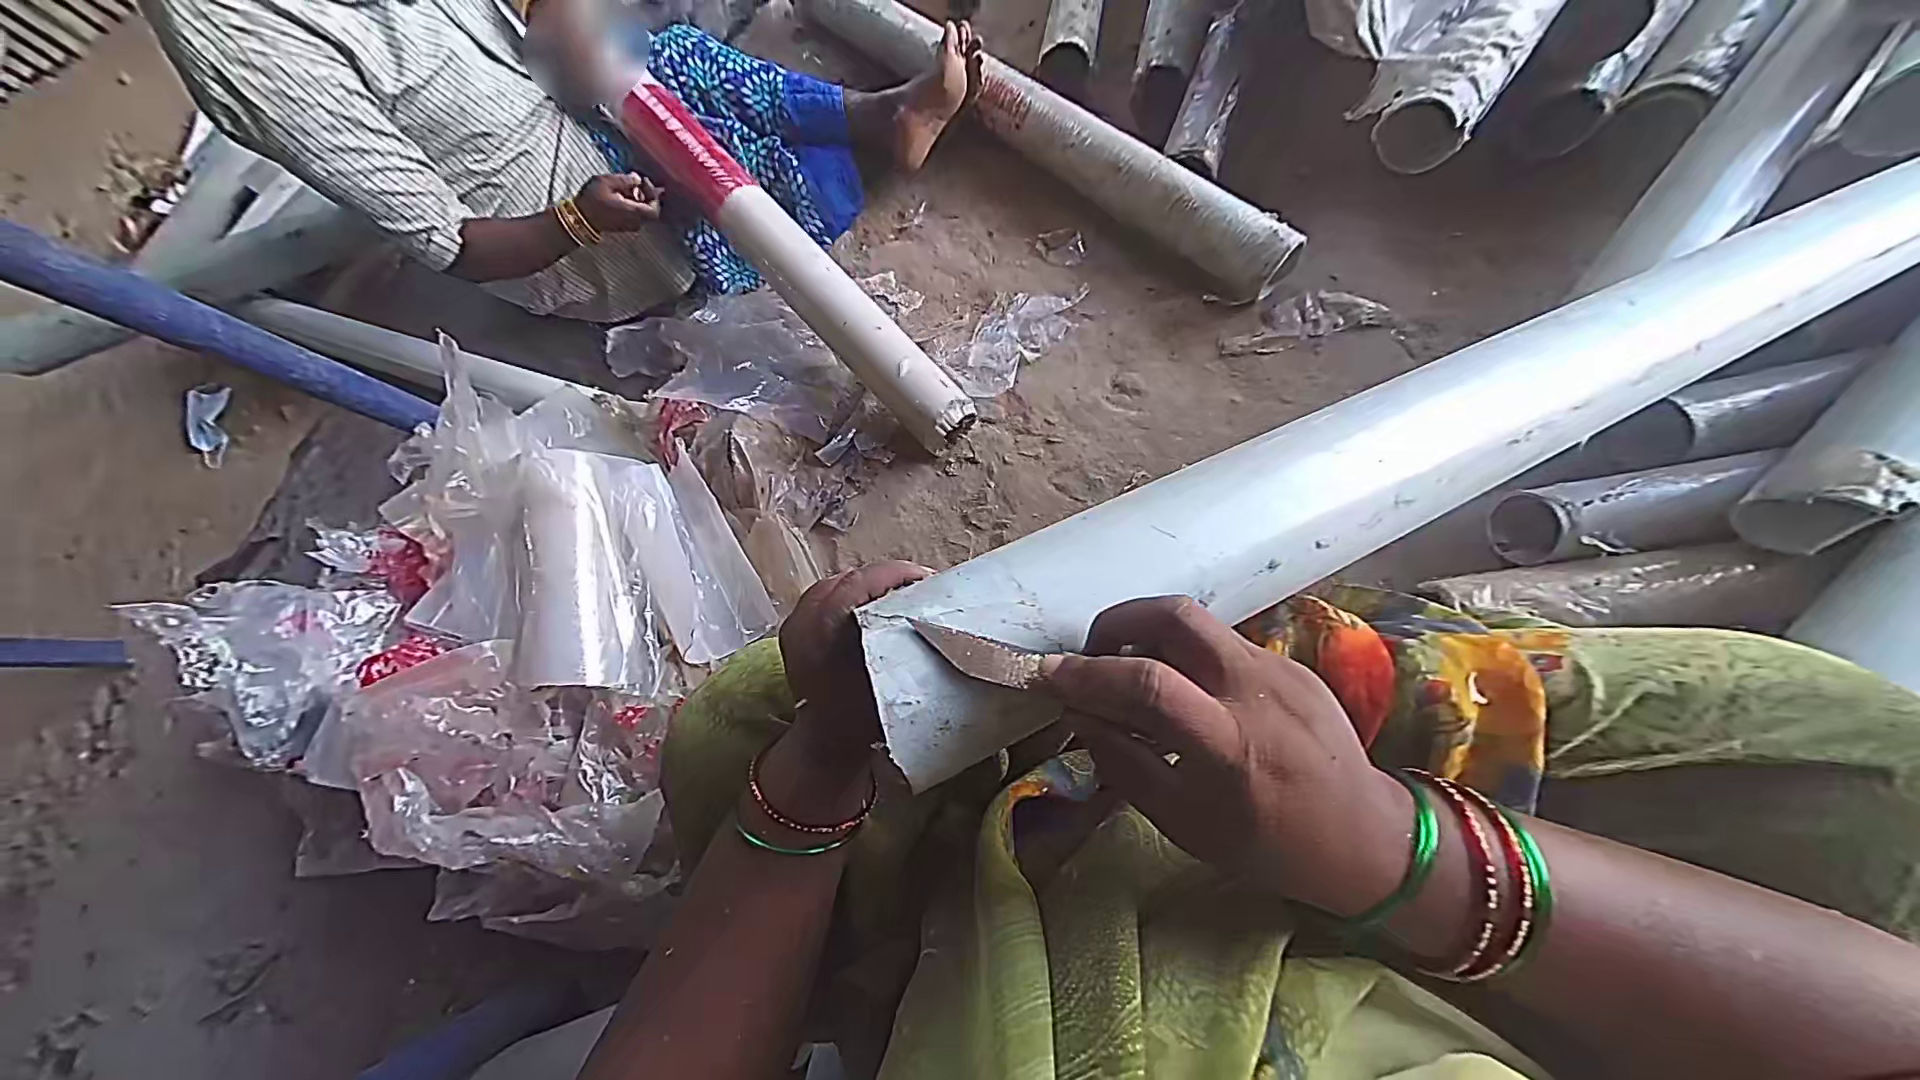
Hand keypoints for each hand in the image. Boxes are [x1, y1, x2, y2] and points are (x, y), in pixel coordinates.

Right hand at [576, 173, 661, 234]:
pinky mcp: (625, 226)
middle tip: (637, 182)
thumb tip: (637, 178)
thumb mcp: (606, 182)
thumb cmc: (592, 200)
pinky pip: (635, 215)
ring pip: (643, 212)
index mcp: (634, 212)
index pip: (655, 208)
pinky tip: (622, 195)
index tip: (644, 181)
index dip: (653, 194)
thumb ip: (624, 180)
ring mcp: (631, 226)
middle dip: (646, 194)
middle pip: (650, 209)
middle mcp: (636, 222)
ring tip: (627, 186)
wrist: (581, 218)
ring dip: (639, 198)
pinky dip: (633, 204)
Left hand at [773, 562, 932, 784]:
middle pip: (850, 577)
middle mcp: (806, 617)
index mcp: (828, 625)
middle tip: (916, 587)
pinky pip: (821, 597)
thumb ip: (903, 634)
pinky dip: (845, 595)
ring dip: (866, 585)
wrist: (826, 743)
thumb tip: (926, 603)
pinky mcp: (791, 629)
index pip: (865, 579)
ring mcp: (795, 622)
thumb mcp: (894, 676)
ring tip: (894, 596)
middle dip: (885, 578)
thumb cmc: (865, 715)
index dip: (899, 573)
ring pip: (835, 584)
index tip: (926, 579)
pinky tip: (866, 607)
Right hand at [1041, 596, 1414, 916]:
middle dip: (1116, 621)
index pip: (1147, 683)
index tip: (1049, 674)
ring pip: (1195, 621)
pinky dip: (1182, 654)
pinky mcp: (1290, 661)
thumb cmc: (1269, 845)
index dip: (1088, 672)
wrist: (1369, 839)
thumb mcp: (1183, 822)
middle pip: (1174, 616)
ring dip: (1146, 634)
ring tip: (1131, 672)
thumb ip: (1124, 762)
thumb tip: (1079, 714)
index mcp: (1230, 743)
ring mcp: (1279, 667)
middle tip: (1094, 654)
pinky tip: (1182, 690)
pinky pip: (1218, 641)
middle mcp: (1256, 689)